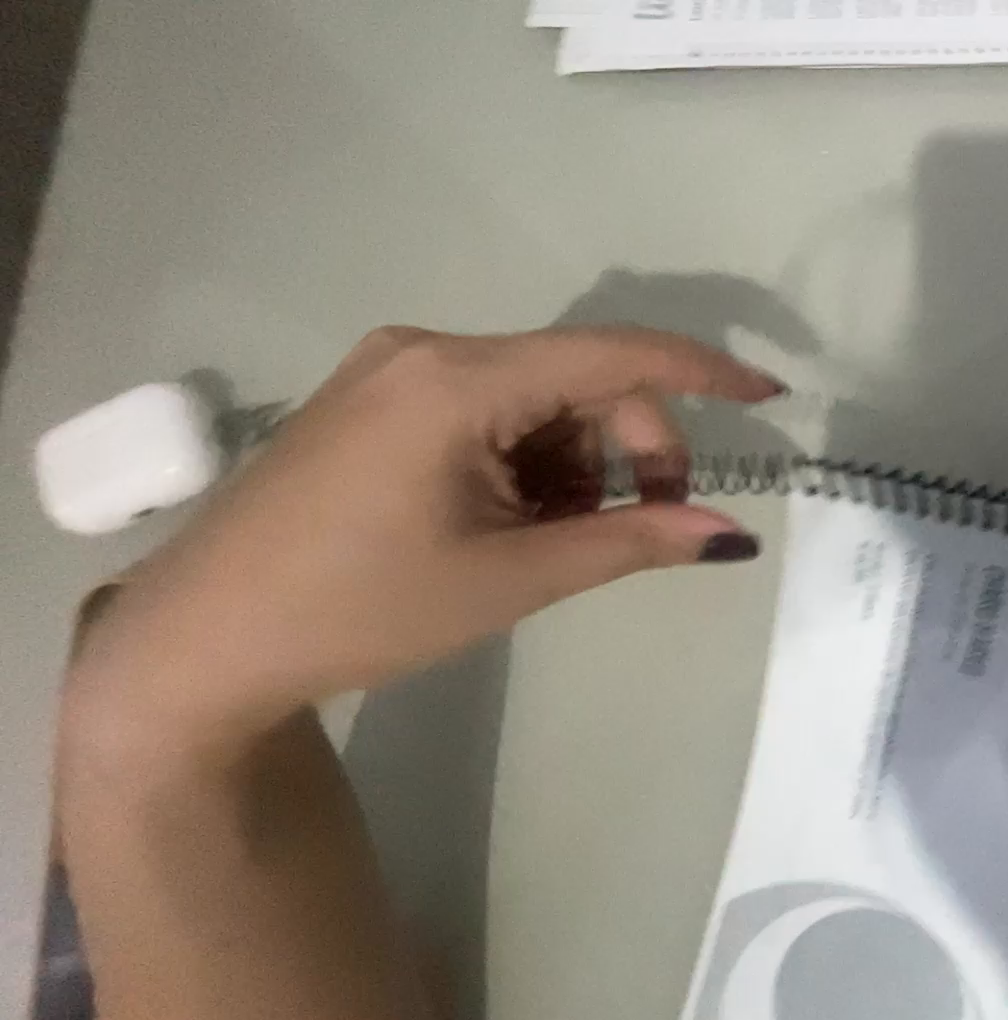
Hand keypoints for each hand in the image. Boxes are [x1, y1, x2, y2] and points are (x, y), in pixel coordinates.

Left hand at [68, 325, 782, 738]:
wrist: (203, 644)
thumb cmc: (362, 608)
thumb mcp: (516, 577)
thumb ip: (635, 543)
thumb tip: (735, 536)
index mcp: (457, 381)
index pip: (613, 356)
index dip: (702, 373)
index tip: (769, 393)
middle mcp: (432, 352)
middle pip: (585, 383)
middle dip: (633, 450)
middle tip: (644, 524)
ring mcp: (404, 373)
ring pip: (549, 402)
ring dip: (584, 466)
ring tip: (554, 538)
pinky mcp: (390, 402)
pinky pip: (504, 413)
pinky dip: (540, 463)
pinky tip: (516, 518)